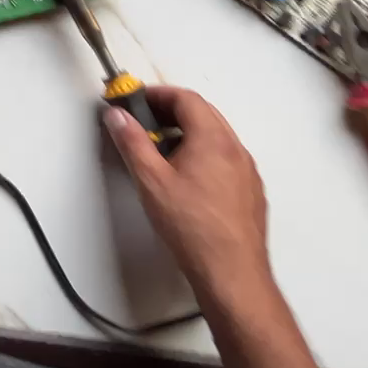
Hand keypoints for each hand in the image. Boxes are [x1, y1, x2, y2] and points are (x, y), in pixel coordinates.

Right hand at [103, 87, 271, 305]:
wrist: (232, 273)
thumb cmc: (190, 225)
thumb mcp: (150, 179)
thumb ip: (131, 141)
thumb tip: (116, 115)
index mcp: (213, 140)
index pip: (186, 98)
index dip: (157, 94)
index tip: (134, 100)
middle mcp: (236, 150)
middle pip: (203, 113)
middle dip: (169, 110)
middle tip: (142, 121)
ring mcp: (247, 172)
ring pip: (216, 136)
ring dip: (186, 131)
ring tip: (158, 150)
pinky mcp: (251, 192)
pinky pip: (225, 157)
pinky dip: (201, 152)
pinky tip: (184, 177)